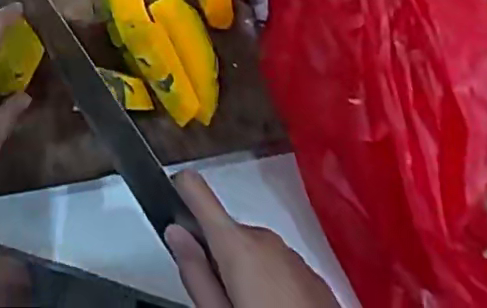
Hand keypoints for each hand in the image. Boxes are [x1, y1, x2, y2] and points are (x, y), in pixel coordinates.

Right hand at [165, 171, 336, 307]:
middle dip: (217, 259)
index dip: (179, 191)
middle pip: (225, 232)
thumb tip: (175, 232)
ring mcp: (293, 256)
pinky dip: (271, 285)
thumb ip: (195, 274)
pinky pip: (279, 268)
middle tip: (221, 300)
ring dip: (245, 274)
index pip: (196, 189)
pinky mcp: (315, 277)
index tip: (171, 208)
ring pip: (253, 252)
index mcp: (236, 245)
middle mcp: (265, 239)